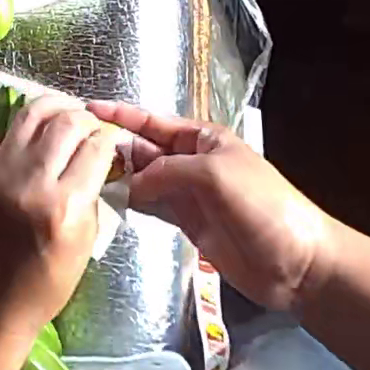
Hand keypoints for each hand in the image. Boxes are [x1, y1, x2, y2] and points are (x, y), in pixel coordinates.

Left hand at [0, 73, 113, 341]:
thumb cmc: (50, 276)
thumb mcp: (89, 235)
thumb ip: (96, 186)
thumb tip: (104, 147)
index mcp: (64, 204)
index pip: (97, 146)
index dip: (110, 137)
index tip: (112, 139)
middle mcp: (31, 180)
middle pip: (68, 122)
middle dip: (87, 118)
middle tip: (91, 128)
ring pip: (32, 111)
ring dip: (54, 102)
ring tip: (65, 110)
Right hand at [88, 100, 333, 311]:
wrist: (295, 260)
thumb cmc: (260, 204)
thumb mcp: (213, 175)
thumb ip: (167, 172)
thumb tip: (131, 183)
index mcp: (202, 138)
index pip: (154, 121)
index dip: (122, 115)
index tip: (88, 109)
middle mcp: (191, 160)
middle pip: (145, 148)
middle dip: (114, 145)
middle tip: (74, 148)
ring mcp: (189, 193)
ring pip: (144, 178)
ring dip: (118, 175)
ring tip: (82, 173)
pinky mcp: (187, 222)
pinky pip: (152, 206)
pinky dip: (132, 202)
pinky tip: (108, 201)